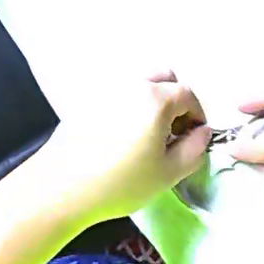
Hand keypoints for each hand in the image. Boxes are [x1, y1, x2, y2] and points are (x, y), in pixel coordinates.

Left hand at [27, 72, 210, 226]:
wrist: (61, 186)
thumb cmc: (119, 183)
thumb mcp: (168, 174)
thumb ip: (194, 149)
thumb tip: (201, 132)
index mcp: (155, 98)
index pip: (188, 94)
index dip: (197, 114)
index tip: (193, 136)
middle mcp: (131, 83)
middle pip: (163, 77)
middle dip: (174, 99)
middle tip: (171, 130)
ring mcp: (106, 88)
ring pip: (138, 82)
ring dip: (151, 98)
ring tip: (145, 133)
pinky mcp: (86, 98)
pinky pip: (116, 92)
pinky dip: (127, 103)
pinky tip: (120, 133)